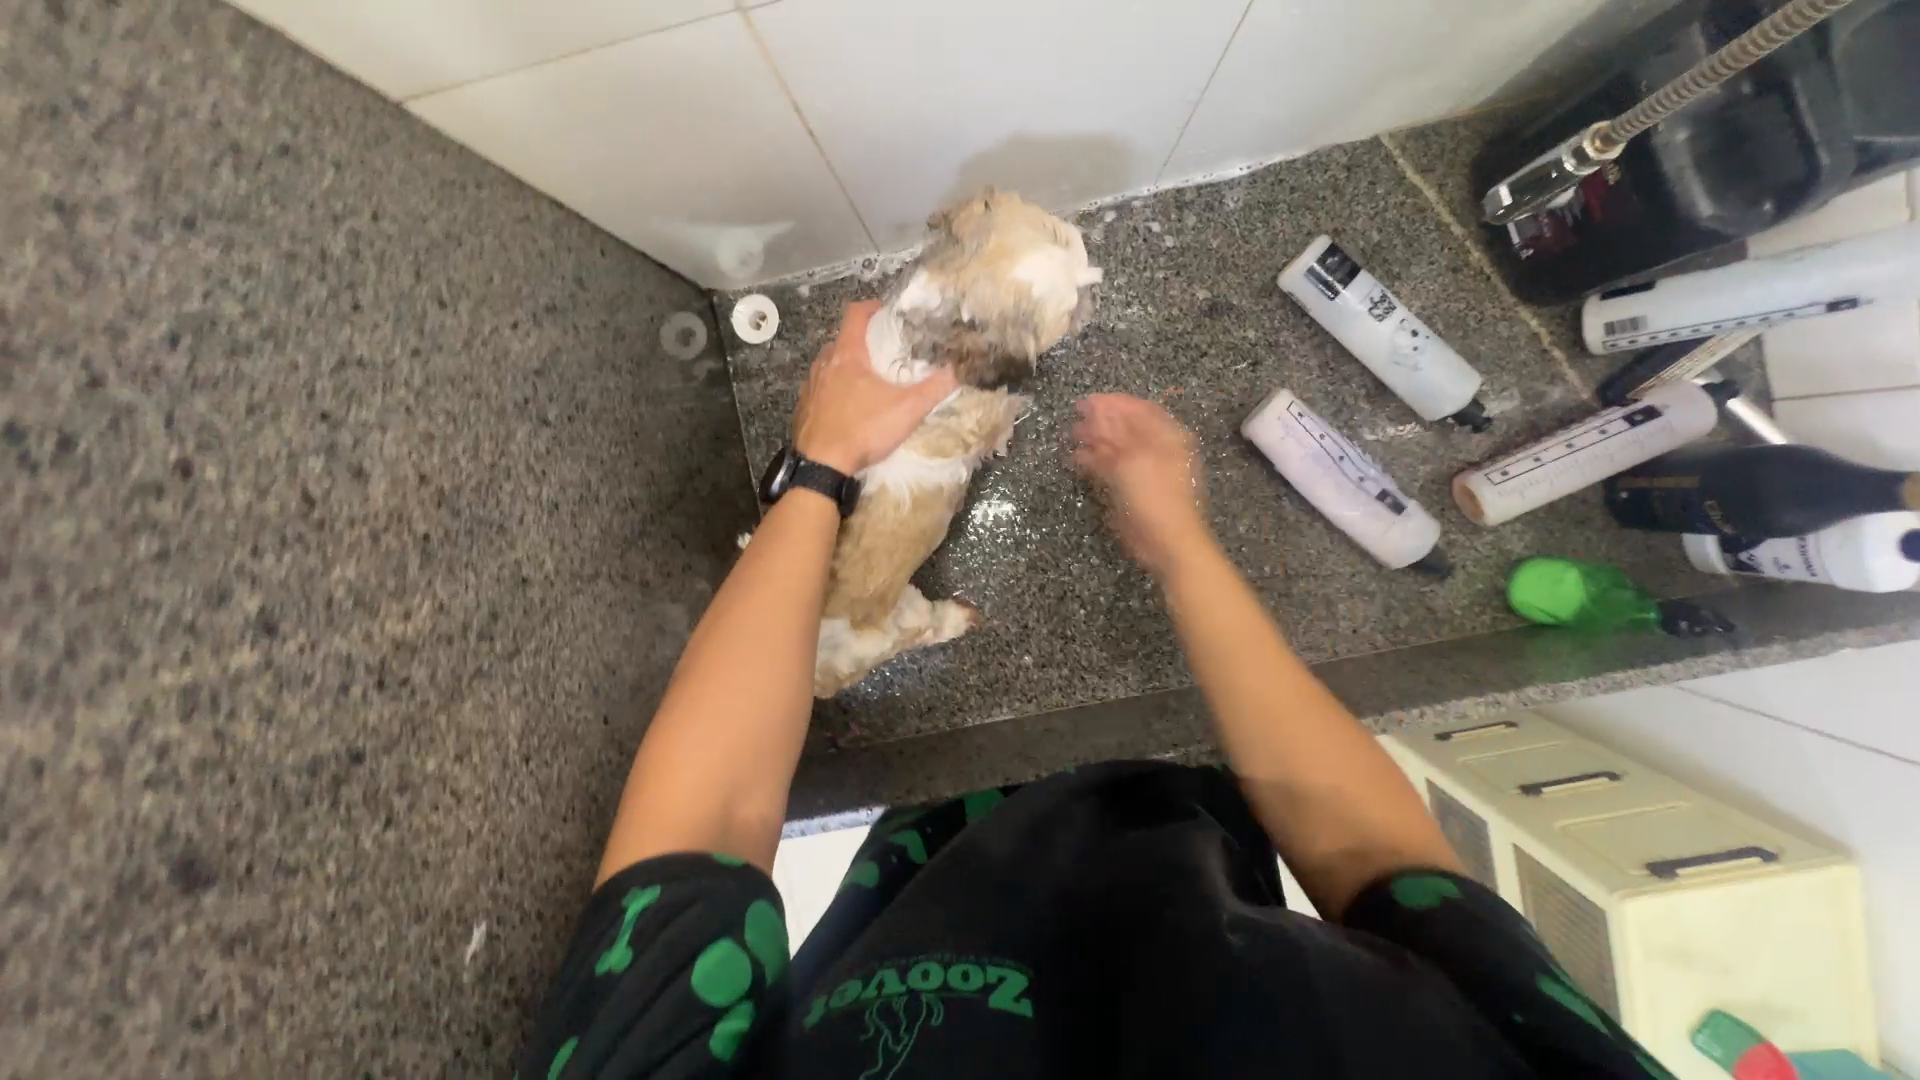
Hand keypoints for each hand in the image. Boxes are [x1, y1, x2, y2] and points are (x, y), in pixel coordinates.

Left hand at [793, 301, 958, 474]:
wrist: (822, 466)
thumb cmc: (864, 430)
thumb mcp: (908, 410)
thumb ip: (935, 388)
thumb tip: (957, 370)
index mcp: (847, 356)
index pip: (855, 314)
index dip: (870, 307)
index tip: (884, 312)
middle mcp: (823, 365)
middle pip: (841, 340)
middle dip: (860, 342)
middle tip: (881, 353)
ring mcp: (809, 388)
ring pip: (828, 366)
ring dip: (844, 368)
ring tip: (866, 382)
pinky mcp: (803, 410)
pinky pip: (819, 391)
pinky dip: (832, 392)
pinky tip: (846, 410)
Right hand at [1072, 394, 1212, 576]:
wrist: (1167, 540)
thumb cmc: (1155, 495)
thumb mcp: (1132, 459)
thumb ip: (1112, 433)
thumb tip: (1095, 410)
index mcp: (1166, 435)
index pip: (1138, 409)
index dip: (1112, 403)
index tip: (1085, 401)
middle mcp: (1157, 448)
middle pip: (1126, 427)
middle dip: (1100, 421)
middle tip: (1074, 417)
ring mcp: (1145, 469)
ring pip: (1117, 447)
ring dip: (1094, 440)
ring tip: (1072, 436)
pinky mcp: (1133, 488)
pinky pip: (1112, 468)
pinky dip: (1095, 461)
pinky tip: (1077, 458)